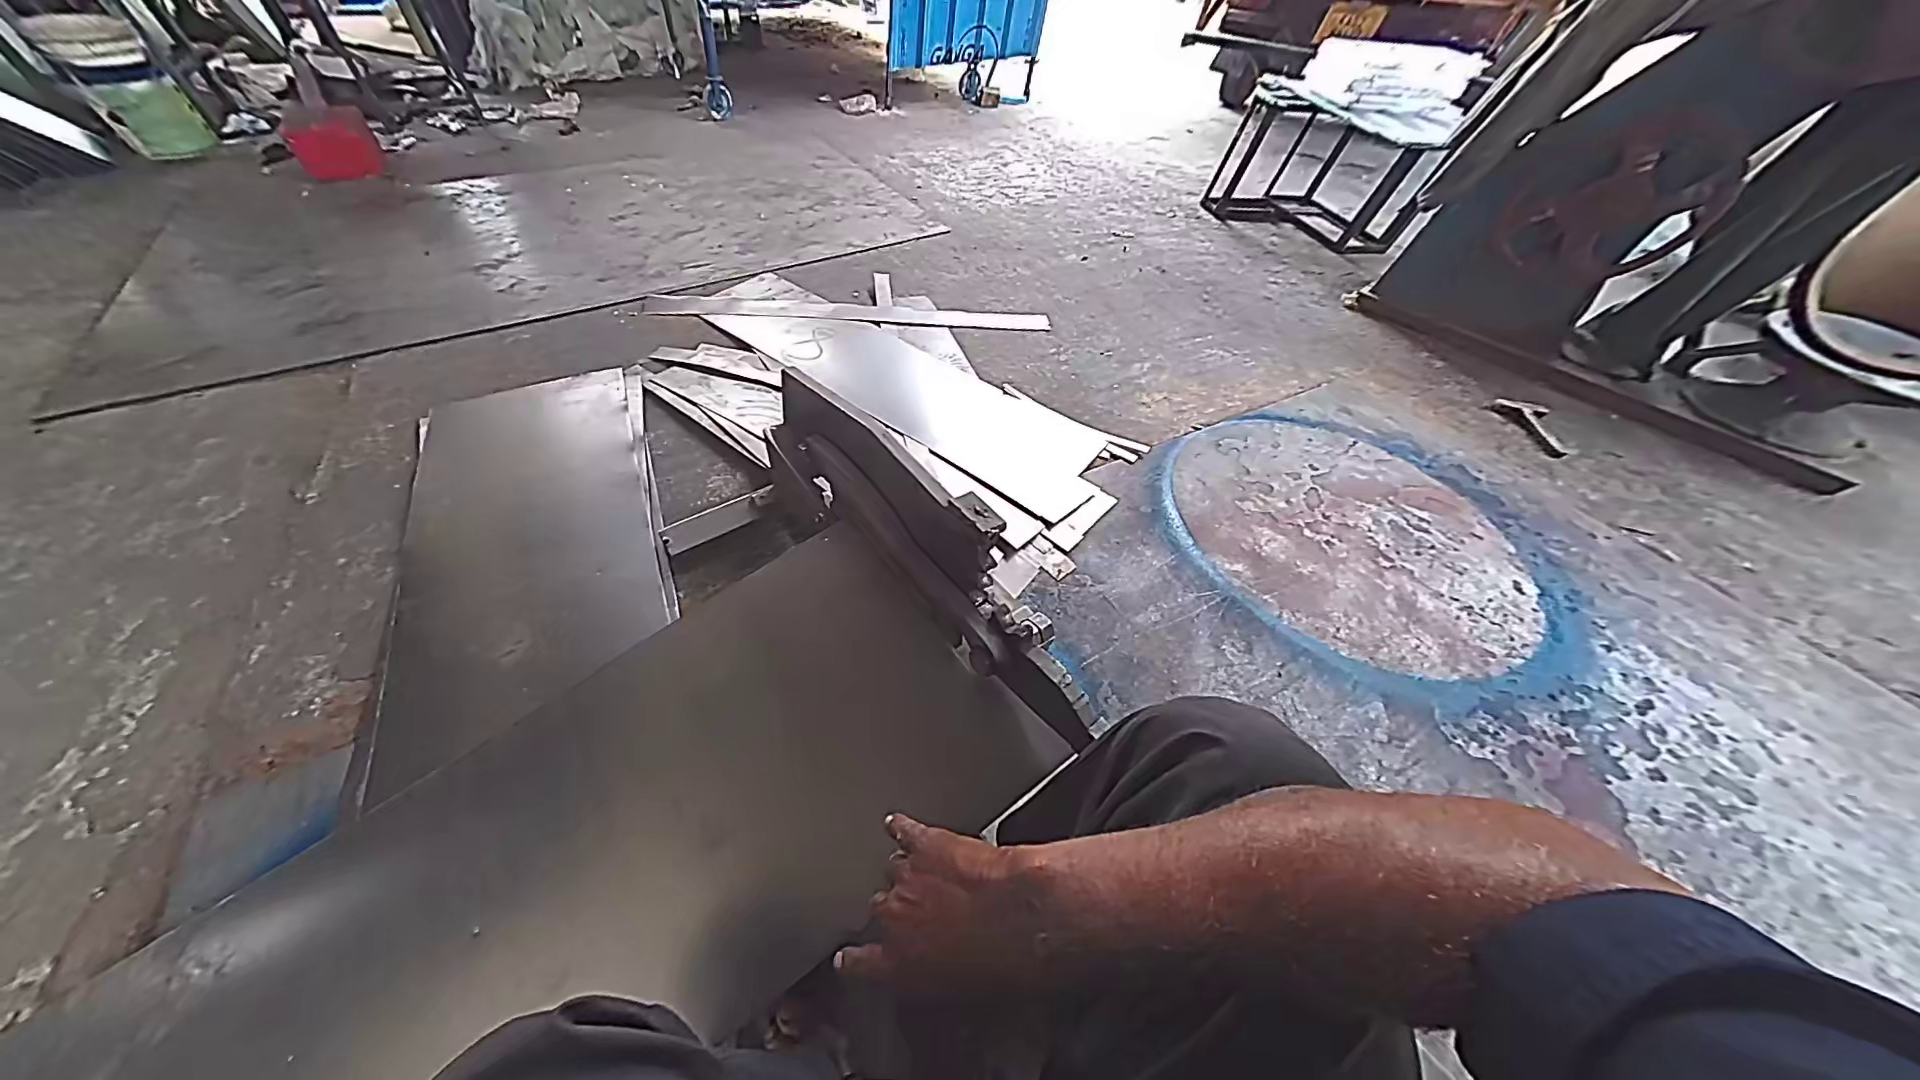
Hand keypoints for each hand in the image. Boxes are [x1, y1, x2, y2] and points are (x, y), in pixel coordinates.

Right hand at [835, 815, 1053, 997]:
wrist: (1021, 915)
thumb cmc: (1001, 961)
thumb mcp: (963, 991)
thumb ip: (935, 980)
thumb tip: (942, 975)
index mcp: (899, 964)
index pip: (861, 963)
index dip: (854, 958)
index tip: (848, 958)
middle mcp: (895, 917)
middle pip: (880, 906)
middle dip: (897, 907)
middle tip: (918, 909)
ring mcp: (909, 875)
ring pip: (895, 868)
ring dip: (907, 871)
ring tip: (921, 870)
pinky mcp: (928, 842)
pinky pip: (905, 830)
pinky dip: (901, 826)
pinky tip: (897, 823)